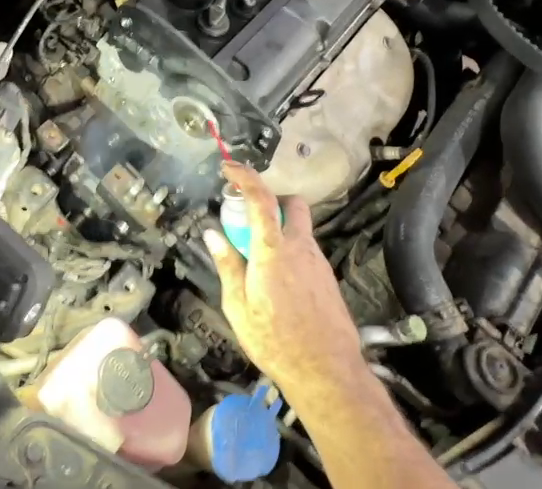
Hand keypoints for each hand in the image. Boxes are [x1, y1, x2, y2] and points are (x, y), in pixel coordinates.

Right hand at [203, 162, 361, 395]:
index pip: (261, 199)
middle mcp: (300, 249)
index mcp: (272, 251)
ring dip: (282, 232)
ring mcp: (319, 263)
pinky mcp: (328, 280)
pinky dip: (292, 254)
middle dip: (273, 200)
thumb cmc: (275, 342)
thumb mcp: (238, 307)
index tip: (229, 168)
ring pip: (302, 230)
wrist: (327, 373)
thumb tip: (213, 234)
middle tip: (251, 218)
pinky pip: (308, 253)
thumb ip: (227, 265)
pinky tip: (281, 285)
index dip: (245, 177)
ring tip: (261, 262)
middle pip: (293, 205)